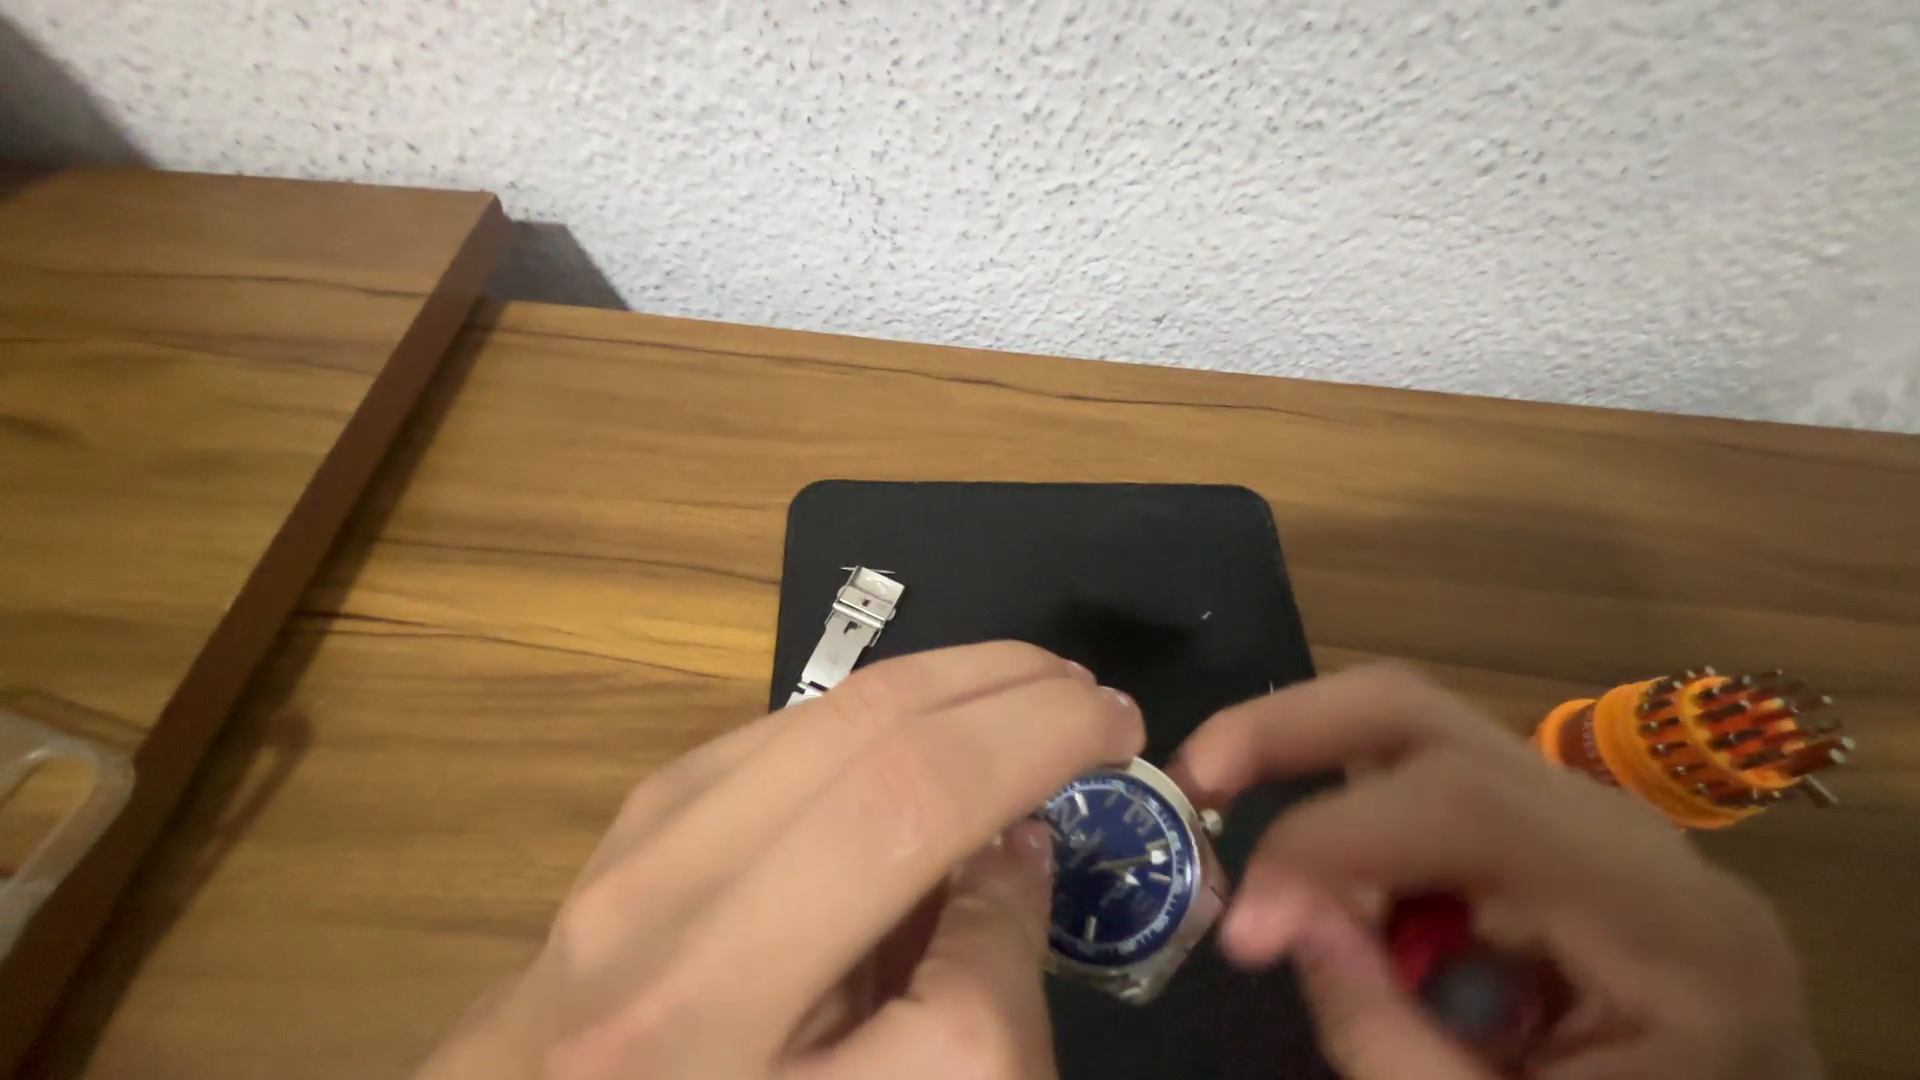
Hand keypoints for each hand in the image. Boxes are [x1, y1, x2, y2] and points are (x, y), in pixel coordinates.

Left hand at [416, 642, 1143, 1079]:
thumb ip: (965, 1018)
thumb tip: (1015, 850)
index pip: (956, 1017)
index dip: (1046, 947)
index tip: (1086, 841)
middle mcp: (660, 959)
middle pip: (887, 776)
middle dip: (1024, 717)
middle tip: (1101, 703)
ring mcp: (637, 858)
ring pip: (839, 715)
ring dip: (960, 679)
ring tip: (1034, 680)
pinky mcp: (643, 807)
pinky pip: (798, 725)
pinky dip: (887, 703)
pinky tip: (934, 707)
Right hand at [1170, 663, 1820, 1079]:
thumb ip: (1387, 1043)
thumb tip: (1275, 916)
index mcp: (1666, 920)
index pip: (1466, 806)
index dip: (1326, 845)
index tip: (1239, 929)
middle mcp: (1614, 827)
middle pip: (1413, 710)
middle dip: (1278, 731)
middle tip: (1192, 780)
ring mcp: (1566, 811)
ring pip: (1395, 724)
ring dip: (1292, 764)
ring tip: (1244, 854)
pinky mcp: (1522, 820)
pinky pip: (1399, 778)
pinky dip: (1334, 820)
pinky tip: (1330, 897)